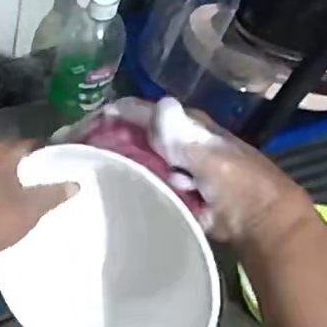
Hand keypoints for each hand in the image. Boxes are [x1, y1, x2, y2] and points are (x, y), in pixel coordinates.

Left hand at [0, 139, 76, 271]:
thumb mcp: (31, 208)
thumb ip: (55, 193)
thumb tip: (75, 185)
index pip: (31, 144)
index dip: (50, 154)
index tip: (66, 165)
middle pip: (16, 154)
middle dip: (35, 166)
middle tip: (57, 178)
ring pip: (4, 166)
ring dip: (20, 175)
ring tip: (42, 188)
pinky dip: (6, 182)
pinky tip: (19, 195)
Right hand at [62, 97, 315, 250]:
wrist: (261, 222)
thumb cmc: (239, 183)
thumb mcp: (210, 153)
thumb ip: (180, 133)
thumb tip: (157, 105)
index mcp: (181, 124)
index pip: (134, 112)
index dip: (103, 118)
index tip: (73, 133)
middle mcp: (171, 141)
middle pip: (126, 135)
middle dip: (97, 141)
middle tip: (66, 153)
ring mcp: (169, 167)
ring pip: (130, 159)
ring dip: (106, 162)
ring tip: (74, 171)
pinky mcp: (168, 191)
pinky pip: (139, 183)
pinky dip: (121, 184)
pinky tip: (98, 190)